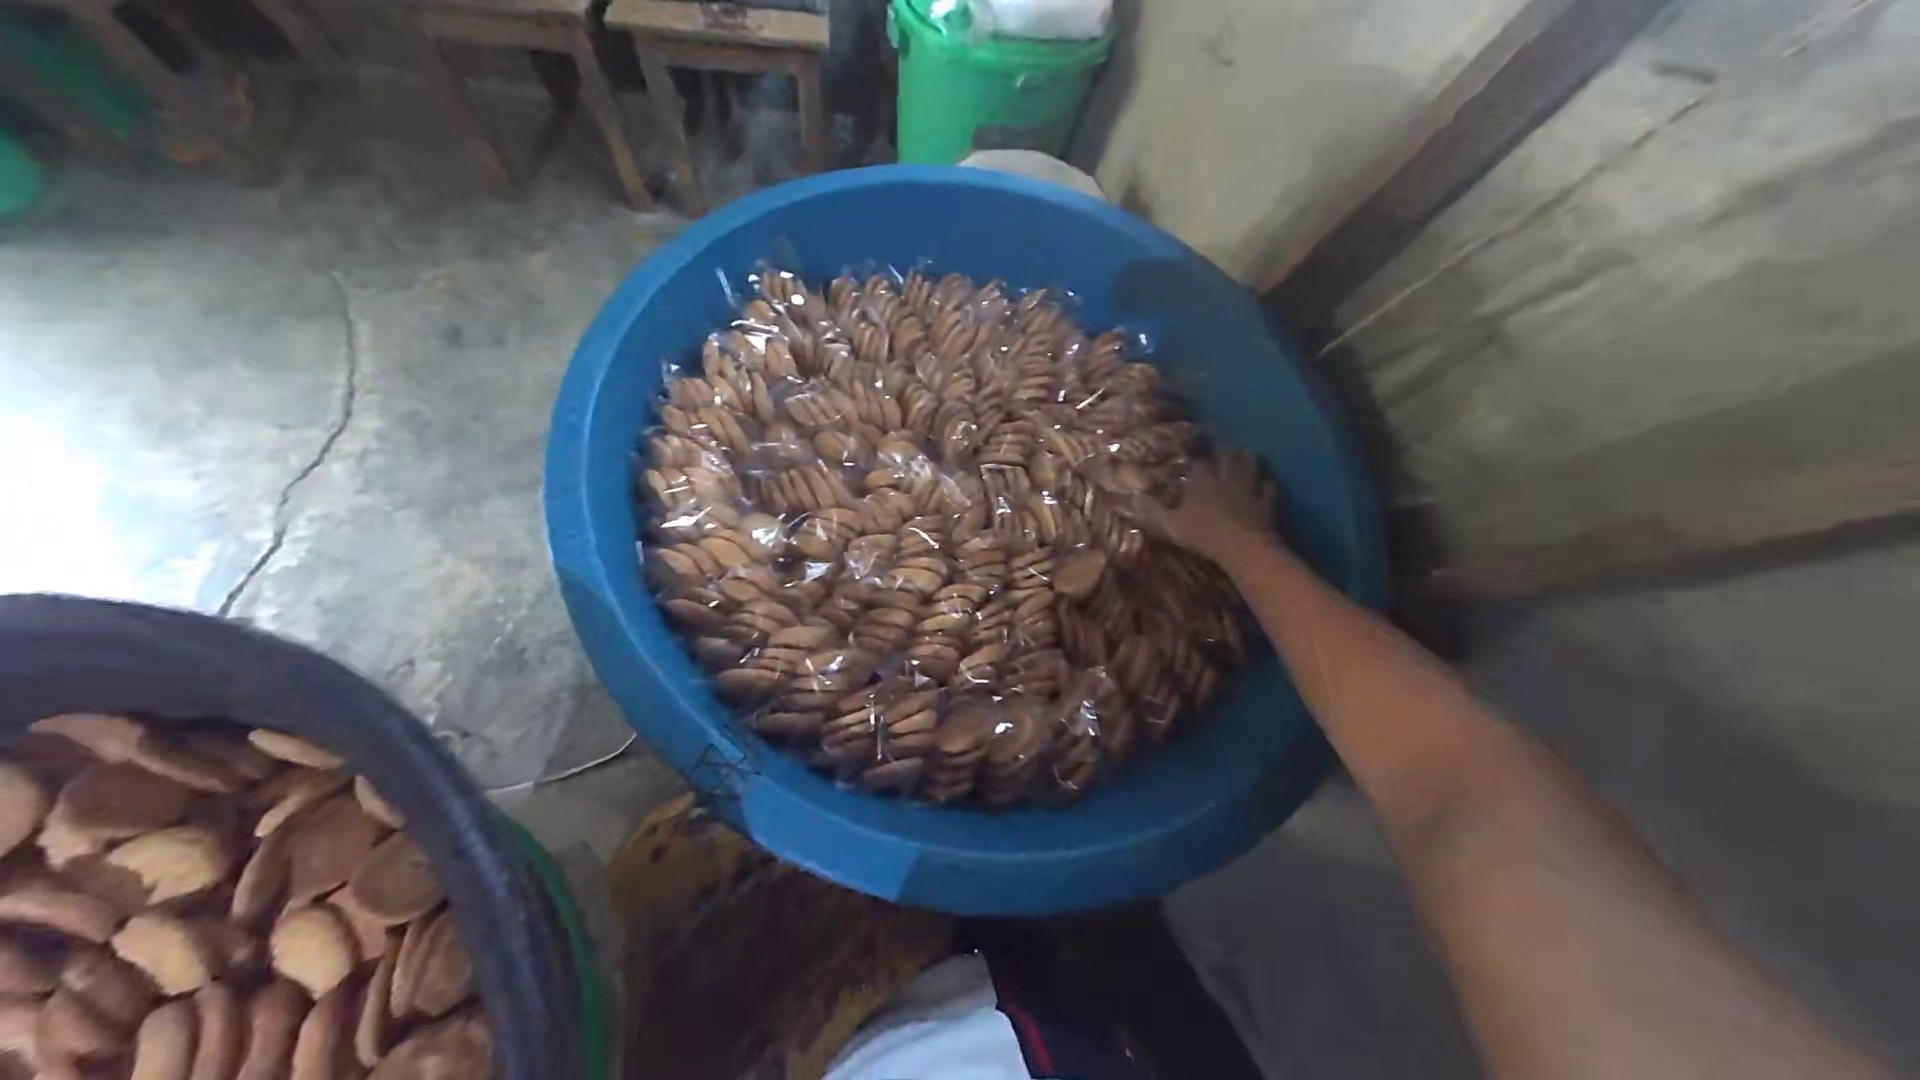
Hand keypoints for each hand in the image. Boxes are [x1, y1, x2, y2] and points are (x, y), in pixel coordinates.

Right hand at [1132, 449, 1279, 563]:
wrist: (1241, 547)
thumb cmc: (1202, 534)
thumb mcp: (1170, 525)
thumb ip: (1152, 512)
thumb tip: (1131, 498)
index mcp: (1201, 480)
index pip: (1199, 462)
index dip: (1196, 462)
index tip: (1192, 463)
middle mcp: (1225, 477)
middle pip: (1227, 455)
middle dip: (1223, 453)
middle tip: (1219, 454)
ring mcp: (1248, 487)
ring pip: (1250, 463)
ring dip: (1246, 460)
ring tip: (1242, 460)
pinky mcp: (1266, 501)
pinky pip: (1268, 487)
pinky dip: (1265, 486)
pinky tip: (1263, 488)